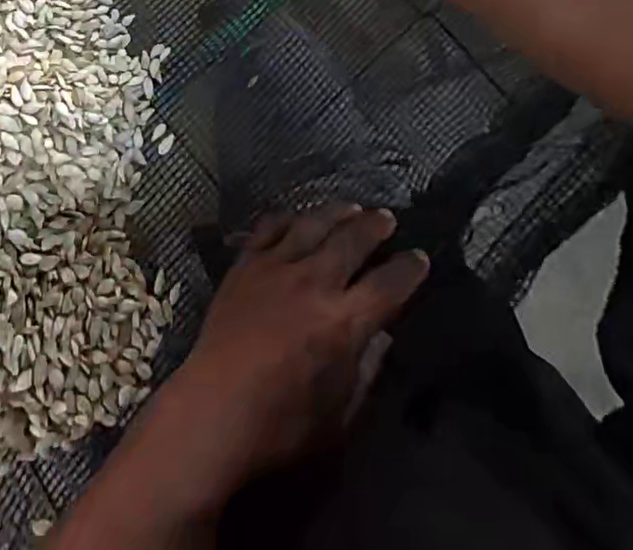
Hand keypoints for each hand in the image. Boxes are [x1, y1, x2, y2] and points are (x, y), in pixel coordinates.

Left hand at [45, 205, 428, 549]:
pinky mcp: (244, 265)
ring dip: (336, 213)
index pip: (389, 284)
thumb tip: (382, 335)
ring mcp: (275, 268)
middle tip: (388, 218)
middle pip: (352, 240)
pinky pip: (268, 228)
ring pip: (312, 225)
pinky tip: (296, 216)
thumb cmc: (281, 425)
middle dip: (375, 227)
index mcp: (343, 321)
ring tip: (351, 207)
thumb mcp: (340, 414)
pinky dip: (287, 217)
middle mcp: (313, 282)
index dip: (410, 269)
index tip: (420, 258)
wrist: (213, 410)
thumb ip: (367, 369)